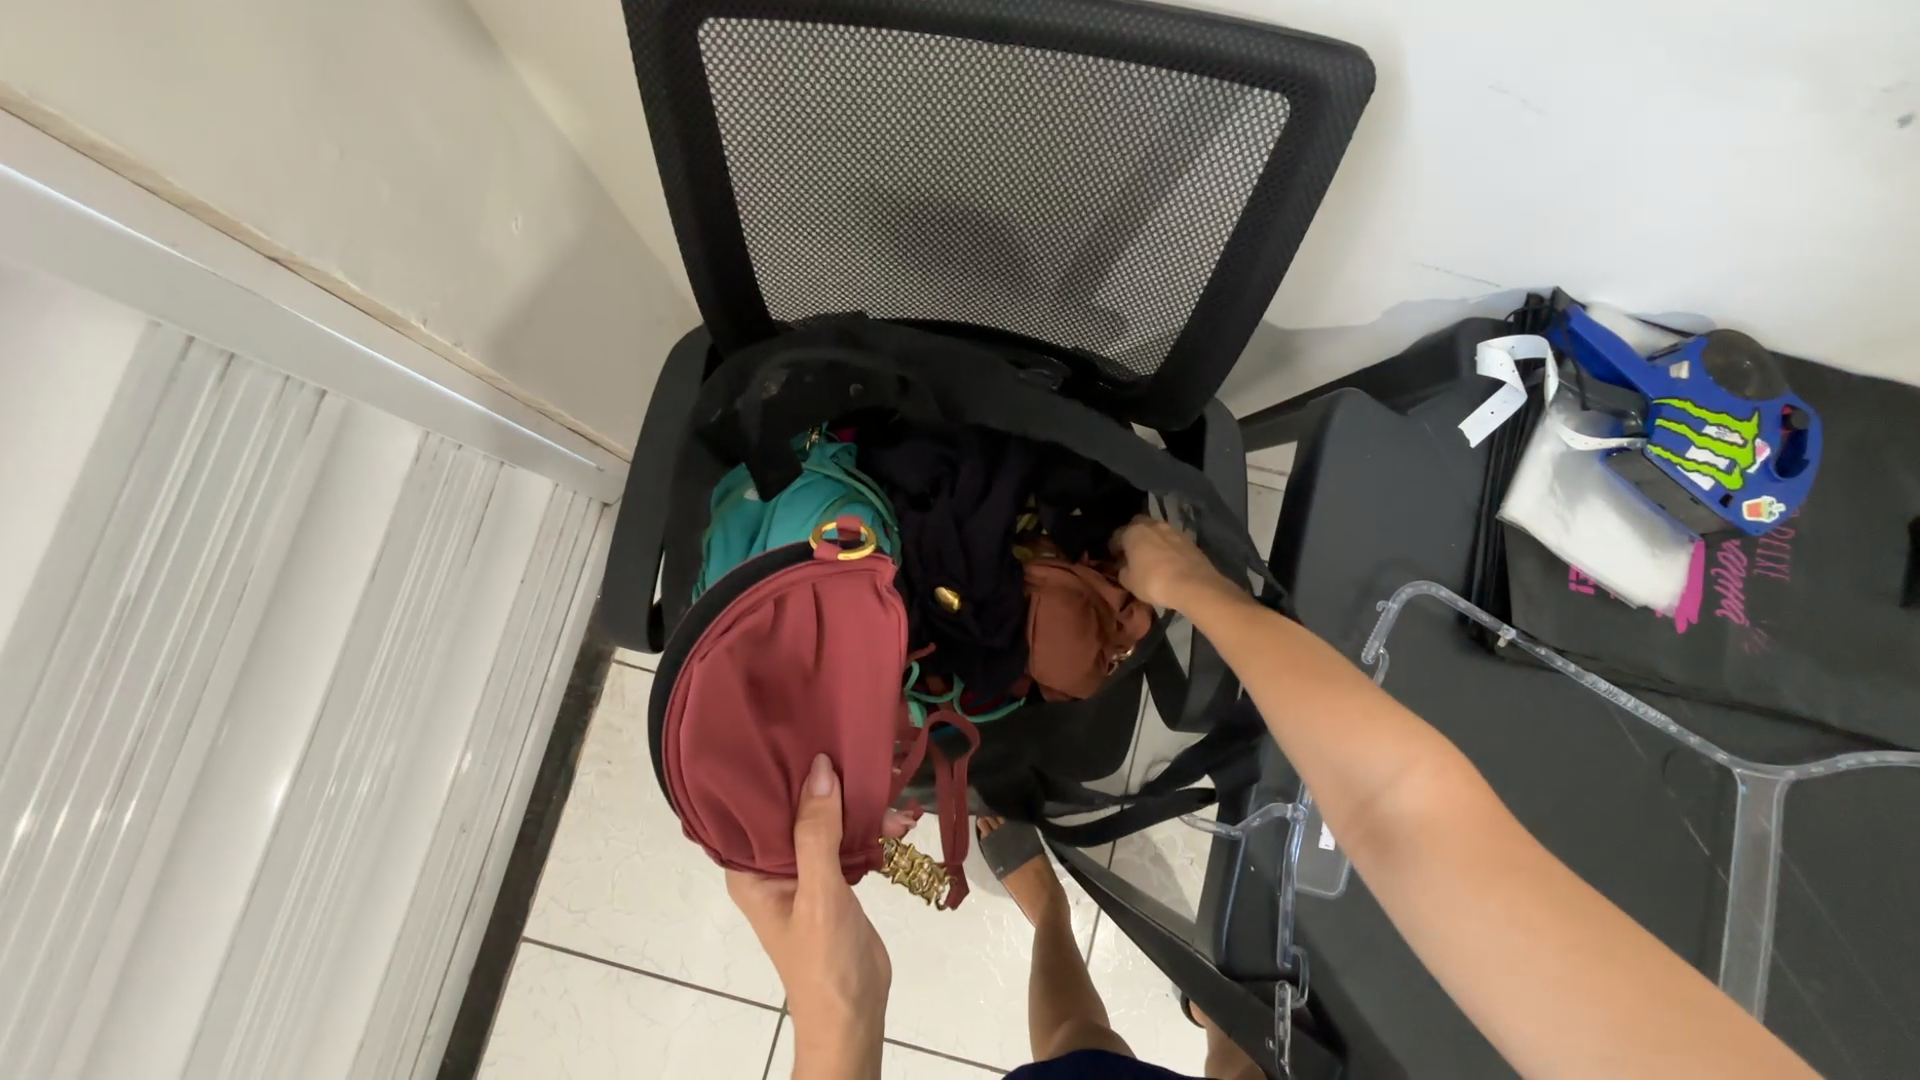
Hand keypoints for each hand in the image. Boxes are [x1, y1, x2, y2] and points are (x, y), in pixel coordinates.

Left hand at [727, 755, 895, 1079]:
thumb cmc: (823, 961)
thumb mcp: (819, 894)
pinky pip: (850, 841)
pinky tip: (901, 825)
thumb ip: (817, 833)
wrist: (855, 1015)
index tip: (802, 737)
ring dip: (862, 811)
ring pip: (829, 822)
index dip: (775, 773)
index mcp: (750, 869)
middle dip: (832, 787)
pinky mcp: (833, 880)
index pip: (752, 807)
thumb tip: (819, 769)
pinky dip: (874, 831)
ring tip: (898, 809)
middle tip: (863, 760)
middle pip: (796, 809)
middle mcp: (772, 866)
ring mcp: (804, 872)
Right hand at [1114, 516, 1237, 610]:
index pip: (1117, 534)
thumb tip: (1125, 566)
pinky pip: (1172, 540)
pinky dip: (1168, 547)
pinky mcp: (1189, 540)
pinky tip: (1168, 560)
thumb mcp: (1129, 582)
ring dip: (1153, 539)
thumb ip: (1123, 570)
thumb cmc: (1153, 581)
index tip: (1115, 558)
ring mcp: (1173, 530)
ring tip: (1152, 556)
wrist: (1193, 585)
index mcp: (1133, 532)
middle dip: (1134, 535)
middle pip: (1139, 524)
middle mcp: (1153, 525)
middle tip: (1133, 551)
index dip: (1114, 546)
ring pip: (1157, 530)